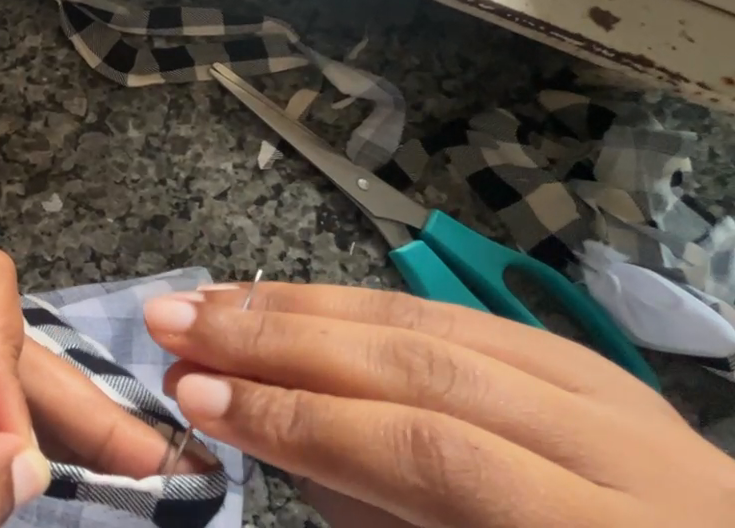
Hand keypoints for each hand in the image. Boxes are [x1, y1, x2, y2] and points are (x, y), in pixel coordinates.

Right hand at [142, 283, 734, 527]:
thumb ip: (372, 512)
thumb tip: (260, 423)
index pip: (429, 452)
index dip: (298, 419)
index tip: (191, 394)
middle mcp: (633, 454)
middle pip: (417, 364)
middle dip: (273, 341)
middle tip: (169, 324)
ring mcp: (613, 394)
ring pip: (424, 320)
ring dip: (290, 305)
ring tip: (201, 300)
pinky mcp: (582, 361)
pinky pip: (441, 313)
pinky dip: (342, 302)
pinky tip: (273, 296)